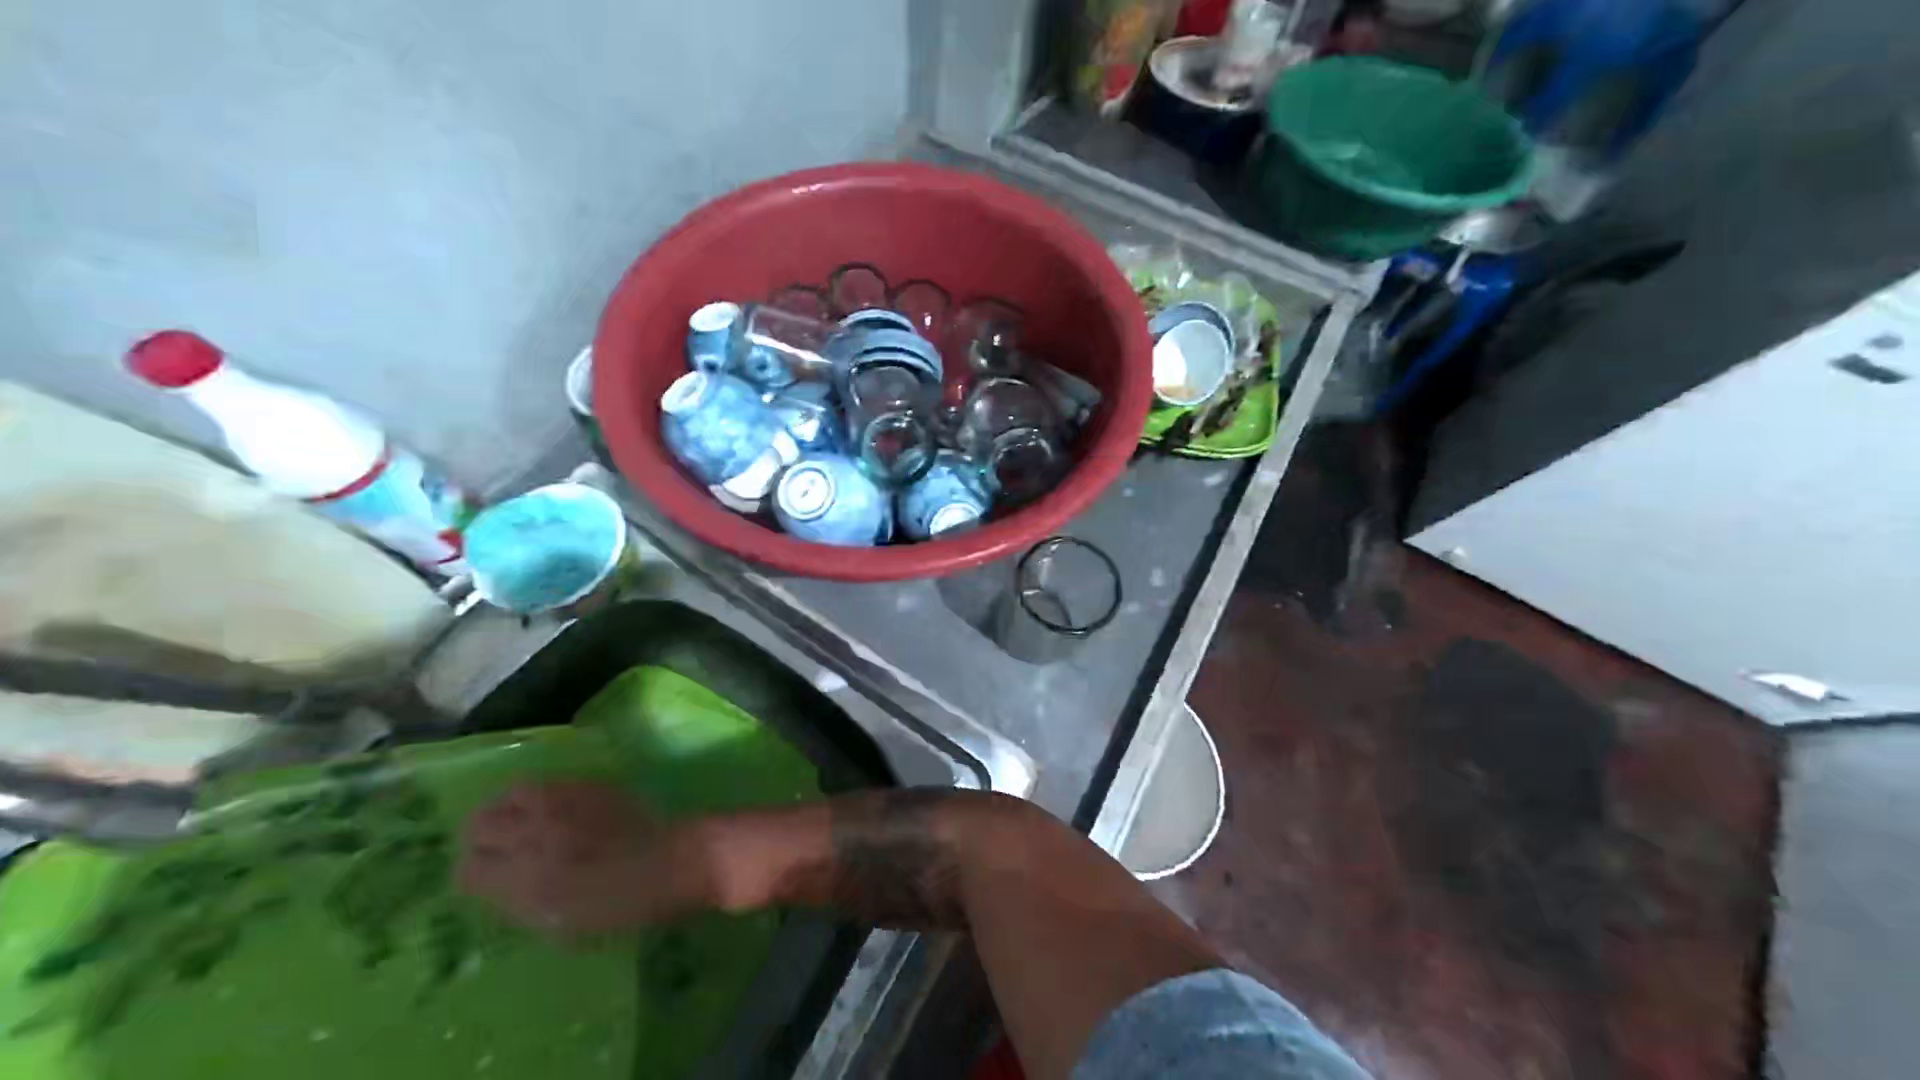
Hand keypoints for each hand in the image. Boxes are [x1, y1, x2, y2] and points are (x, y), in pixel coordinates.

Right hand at [457, 781, 709, 936]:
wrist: (672, 861)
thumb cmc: (622, 907)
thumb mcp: (561, 926)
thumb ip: (523, 904)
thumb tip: (504, 887)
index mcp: (523, 880)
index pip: (468, 870)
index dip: (474, 876)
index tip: (485, 880)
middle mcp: (534, 836)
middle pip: (479, 826)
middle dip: (481, 838)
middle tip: (496, 847)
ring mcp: (561, 805)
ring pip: (508, 795)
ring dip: (505, 809)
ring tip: (516, 820)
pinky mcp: (586, 786)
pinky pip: (545, 783)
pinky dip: (537, 794)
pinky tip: (548, 806)